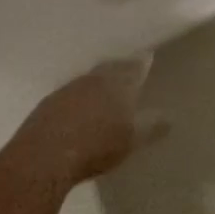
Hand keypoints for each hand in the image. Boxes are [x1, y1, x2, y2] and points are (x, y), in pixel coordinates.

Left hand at [2, 58, 169, 185]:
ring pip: (88, 79)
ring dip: (96, 82)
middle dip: (119, 68)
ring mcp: (68, 89)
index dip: (143, 63)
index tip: (148, 57)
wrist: (44, 156)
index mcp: (119, 83)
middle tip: (126, 68)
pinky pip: (68, 94)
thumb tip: (170, 118)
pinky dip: (75, 98)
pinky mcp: (47, 105)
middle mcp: (95, 79)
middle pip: (110, 68)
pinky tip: (75, 109)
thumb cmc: (96, 145)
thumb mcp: (131, 139)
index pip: (135, 67)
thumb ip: (151, 126)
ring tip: (102, 89)